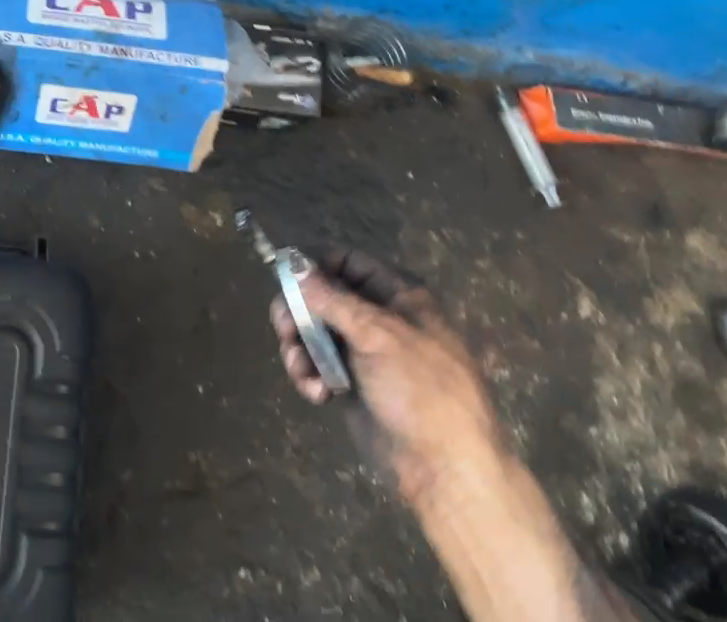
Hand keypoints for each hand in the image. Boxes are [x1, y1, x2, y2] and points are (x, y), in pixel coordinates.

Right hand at [272, 250, 503, 503]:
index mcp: (399, 296)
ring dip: (300, 349)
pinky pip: (317, 364)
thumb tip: (296, 264)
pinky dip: (310, 374)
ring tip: (302, 371)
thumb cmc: (419, 389)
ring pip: (314, 332)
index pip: (349, 261)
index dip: (316, 266)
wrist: (442, 465)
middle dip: (299, 313)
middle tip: (284, 330)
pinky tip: (318, 394)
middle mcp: (380, 317)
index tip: (286, 279)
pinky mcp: (351, 382)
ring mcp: (365, 352)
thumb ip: (332, 298)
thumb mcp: (377, 335)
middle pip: (323, 297)